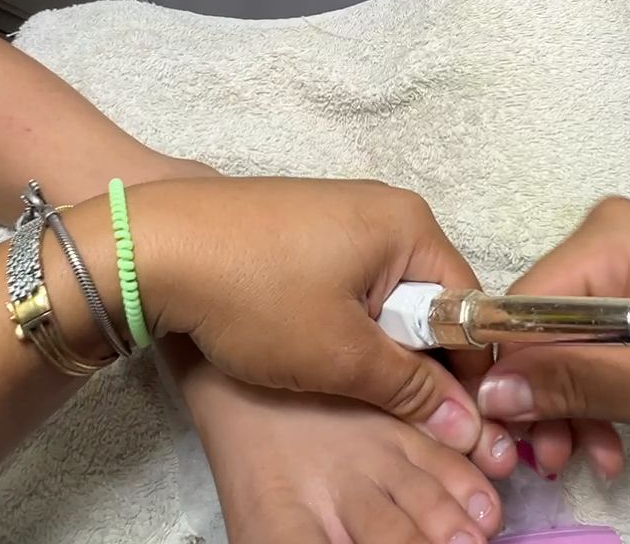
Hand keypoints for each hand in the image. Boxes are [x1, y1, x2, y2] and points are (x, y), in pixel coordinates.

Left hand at [74, 177, 490, 452]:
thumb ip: (411, 388)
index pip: (467, 305)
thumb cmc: (259, 295)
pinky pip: (351, 273)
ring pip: (385, 289)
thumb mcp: (340, 355)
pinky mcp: (309, 219)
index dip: (463, 370)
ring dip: (373, 336)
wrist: (160, 243)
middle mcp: (386, 205)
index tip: (448, 420)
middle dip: (411, 353)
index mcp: (410, 224)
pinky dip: (342, 312)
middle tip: (378, 396)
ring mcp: (344, 208)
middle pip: (427, 295)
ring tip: (333, 367)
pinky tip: (306, 335)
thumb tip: (469, 424)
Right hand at [475, 198, 629, 448]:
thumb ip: (577, 384)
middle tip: (560, 454)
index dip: (512, 371)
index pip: (523, 303)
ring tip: (596, 451)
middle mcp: (606, 233)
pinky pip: (593, 330)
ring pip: (564, 332)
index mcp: (611, 238)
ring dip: (574, 396)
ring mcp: (623, 254)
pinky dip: (598, 380)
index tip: (519, 431)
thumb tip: (496, 389)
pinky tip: (613, 426)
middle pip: (541, 320)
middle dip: (549, 392)